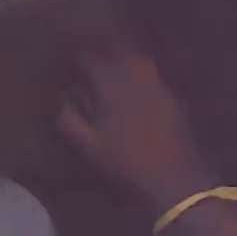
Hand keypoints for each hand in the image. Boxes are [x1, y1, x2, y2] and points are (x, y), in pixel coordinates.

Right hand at [56, 45, 216, 210]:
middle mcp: (137, 79)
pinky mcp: (174, 99)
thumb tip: (61, 98)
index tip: (67, 64)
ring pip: (140, 61)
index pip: (91, 61)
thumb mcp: (86, 145)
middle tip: (88, 60)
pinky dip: (140, 74)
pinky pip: (154, 76)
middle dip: (102, 53)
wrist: (174, 182)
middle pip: (119, 53)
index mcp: (112, 87)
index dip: (77, 60)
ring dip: (123, 59)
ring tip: (110, 67)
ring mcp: (160, 88)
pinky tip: (133, 85)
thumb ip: (68, 118)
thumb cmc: (124, 163)